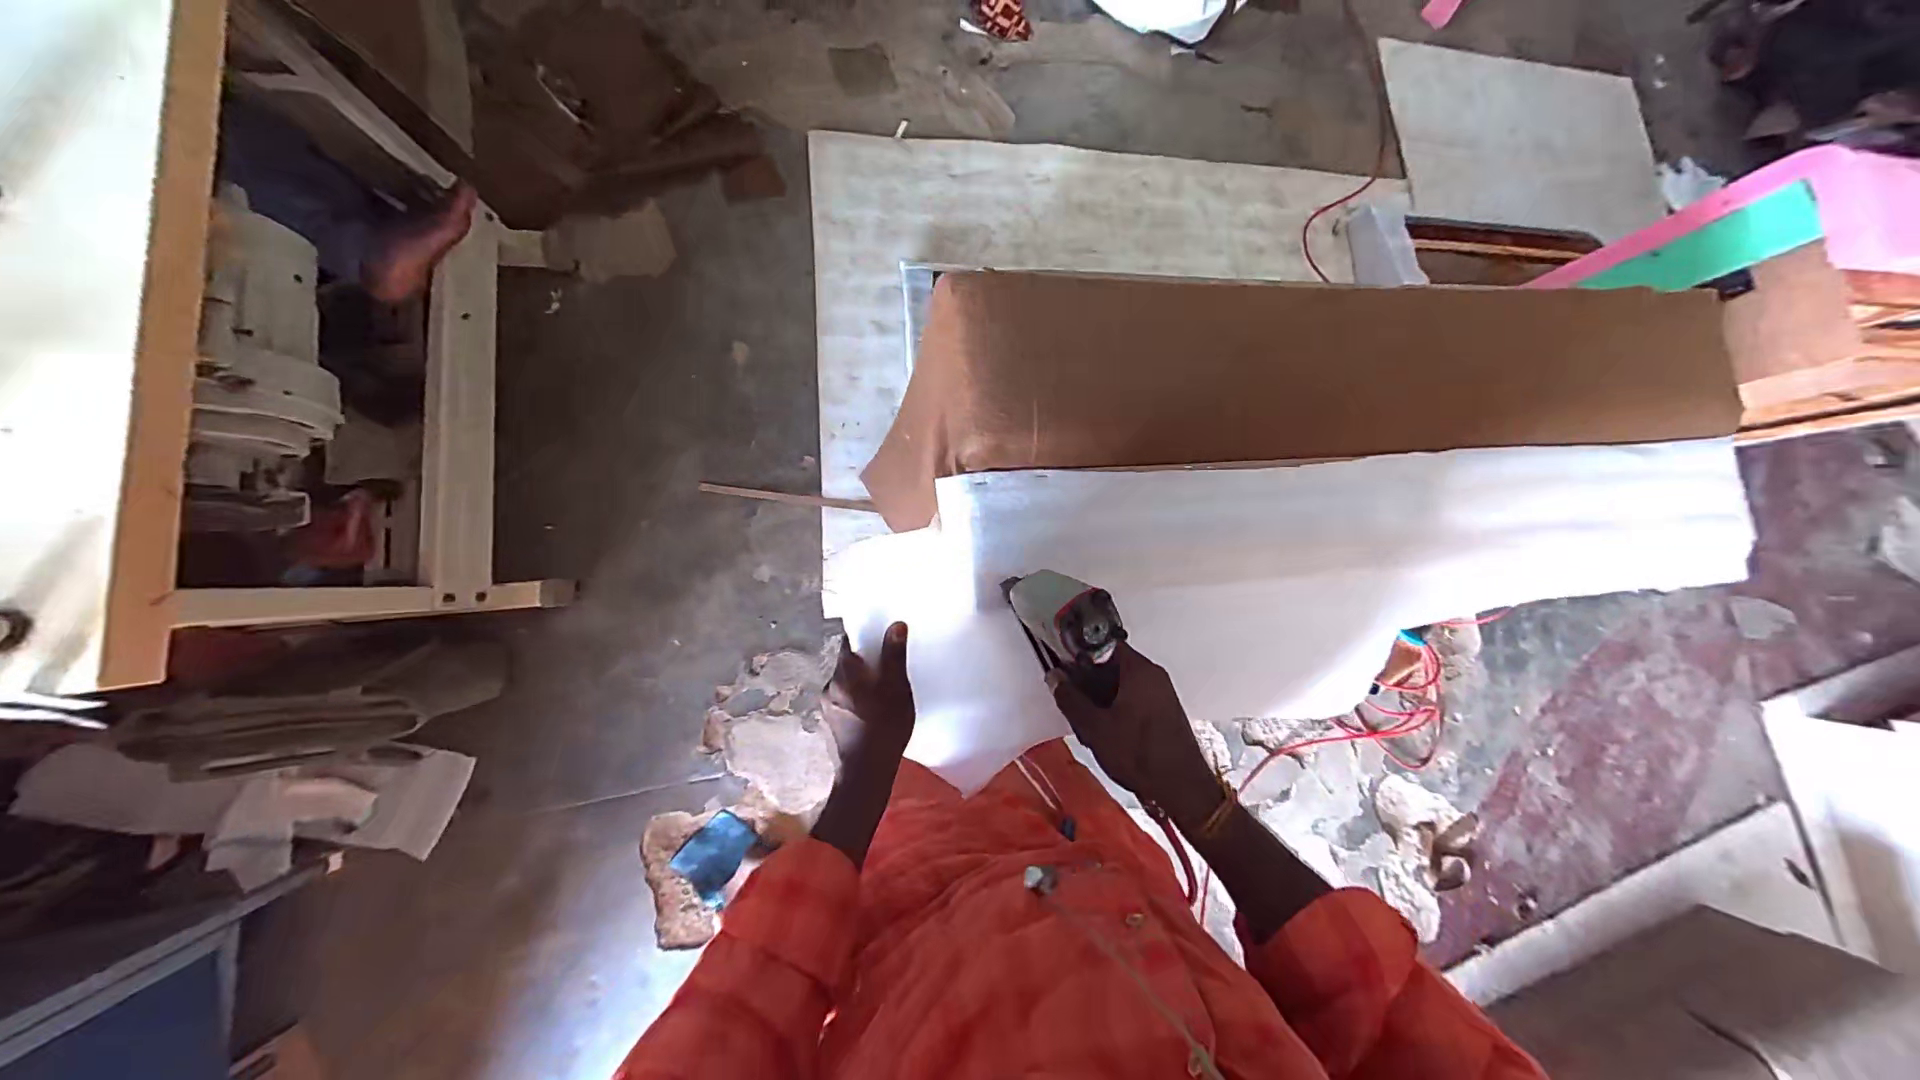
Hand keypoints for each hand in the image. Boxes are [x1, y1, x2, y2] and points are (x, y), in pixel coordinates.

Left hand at [826, 622, 914, 755]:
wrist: (866, 772)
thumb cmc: (885, 726)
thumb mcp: (897, 688)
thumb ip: (894, 656)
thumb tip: (895, 625)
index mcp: (845, 671)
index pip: (849, 641)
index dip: (864, 637)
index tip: (880, 638)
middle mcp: (830, 684)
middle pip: (847, 663)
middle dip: (865, 662)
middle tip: (887, 667)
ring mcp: (827, 705)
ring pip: (846, 683)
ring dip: (860, 682)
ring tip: (882, 691)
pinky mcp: (831, 722)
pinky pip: (844, 700)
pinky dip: (857, 699)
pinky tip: (872, 710)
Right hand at [1049, 643, 1220, 826]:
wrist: (1181, 787)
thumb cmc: (1139, 753)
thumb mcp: (1094, 727)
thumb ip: (1070, 699)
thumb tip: (1055, 678)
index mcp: (1139, 670)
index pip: (1104, 645)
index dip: (1080, 655)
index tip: (1065, 669)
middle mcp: (1154, 675)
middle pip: (1112, 665)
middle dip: (1089, 682)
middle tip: (1073, 700)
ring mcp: (1162, 694)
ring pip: (1122, 684)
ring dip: (1102, 698)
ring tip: (1088, 723)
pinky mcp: (1164, 712)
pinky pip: (1134, 699)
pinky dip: (1117, 708)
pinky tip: (1107, 732)